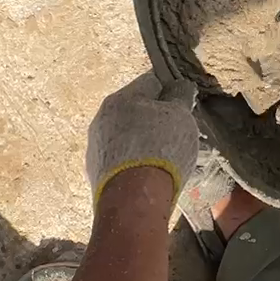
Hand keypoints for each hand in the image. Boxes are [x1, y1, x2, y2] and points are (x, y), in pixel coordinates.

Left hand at [86, 73, 198, 208]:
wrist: (134, 199)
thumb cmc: (161, 149)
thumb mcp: (181, 116)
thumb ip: (181, 96)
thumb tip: (179, 86)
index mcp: (122, 97)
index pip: (151, 81)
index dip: (171, 90)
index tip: (184, 105)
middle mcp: (102, 117)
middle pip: (136, 108)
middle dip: (156, 117)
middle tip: (177, 133)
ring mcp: (96, 145)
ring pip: (127, 134)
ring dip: (144, 140)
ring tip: (165, 158)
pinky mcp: (95, 171)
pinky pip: (120, 157)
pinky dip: (134, 160)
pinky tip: (149, 174)